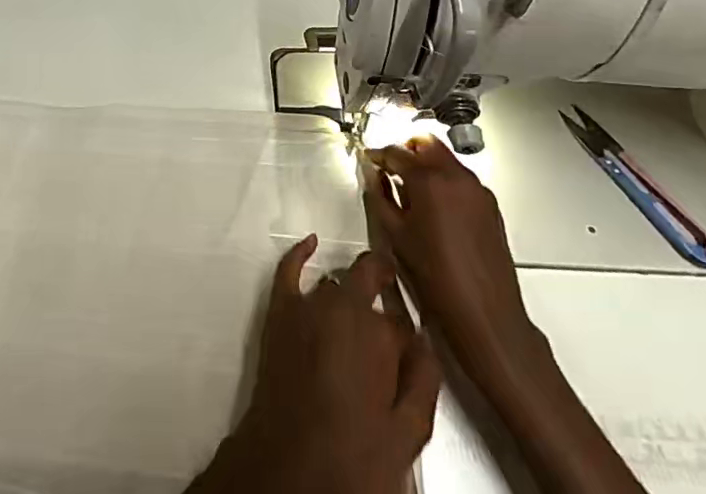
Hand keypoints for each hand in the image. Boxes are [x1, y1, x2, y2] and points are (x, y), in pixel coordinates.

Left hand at [186, 236, 438, 493]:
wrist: (290, 464)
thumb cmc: (354, 452)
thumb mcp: (408, 430)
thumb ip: (424, 380)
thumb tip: (426, 342)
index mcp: (382, 334)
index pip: (403, 318)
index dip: (405, 336)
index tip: (405, 352)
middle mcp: (345, 308)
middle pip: (370, 281)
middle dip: (383, 288)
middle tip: (388, 318)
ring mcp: (308, 304)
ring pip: (336, 283)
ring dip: (348, 295)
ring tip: (354, 321)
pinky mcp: (279, 310)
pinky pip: (288, 269)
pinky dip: (300, 253)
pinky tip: (310, 242)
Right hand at [364, 137, 528, 348]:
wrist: (484, 311)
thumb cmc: (439, 278)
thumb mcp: (395, 234)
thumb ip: (380, 197)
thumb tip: (375, 179)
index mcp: (429, 180)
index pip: (396, 152)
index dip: (378, 155)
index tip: (371, 159)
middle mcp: (457, 177)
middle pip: (426, 144)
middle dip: (406, 150)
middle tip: (390, 165)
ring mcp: (477, 190)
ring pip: (446, 159)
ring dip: (426, 164)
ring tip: (409, 189)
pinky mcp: (490, 206)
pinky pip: (462, 179)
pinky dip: (445, 181)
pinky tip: (433, 206)